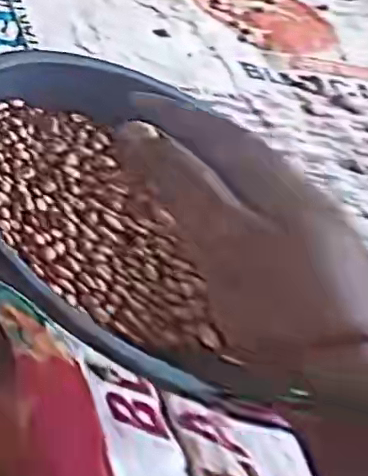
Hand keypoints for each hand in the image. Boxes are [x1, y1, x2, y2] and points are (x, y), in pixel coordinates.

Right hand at [119, 95, 367, 374]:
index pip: (220, 133)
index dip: (173, 113)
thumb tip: (134, 129)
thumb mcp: (218, 231)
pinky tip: (206, 200)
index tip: (130, 100)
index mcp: (279, 188)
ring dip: (207, 158)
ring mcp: (314, 231)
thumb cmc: (278, 298)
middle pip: (241, 152)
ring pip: (251, 177)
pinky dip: (221, 186)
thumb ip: (176, 175)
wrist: (350, 375)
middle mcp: (301, 200)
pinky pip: (255, 201)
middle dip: (191, 131)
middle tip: (145, 121)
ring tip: (168, 155)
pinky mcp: (311, 257)